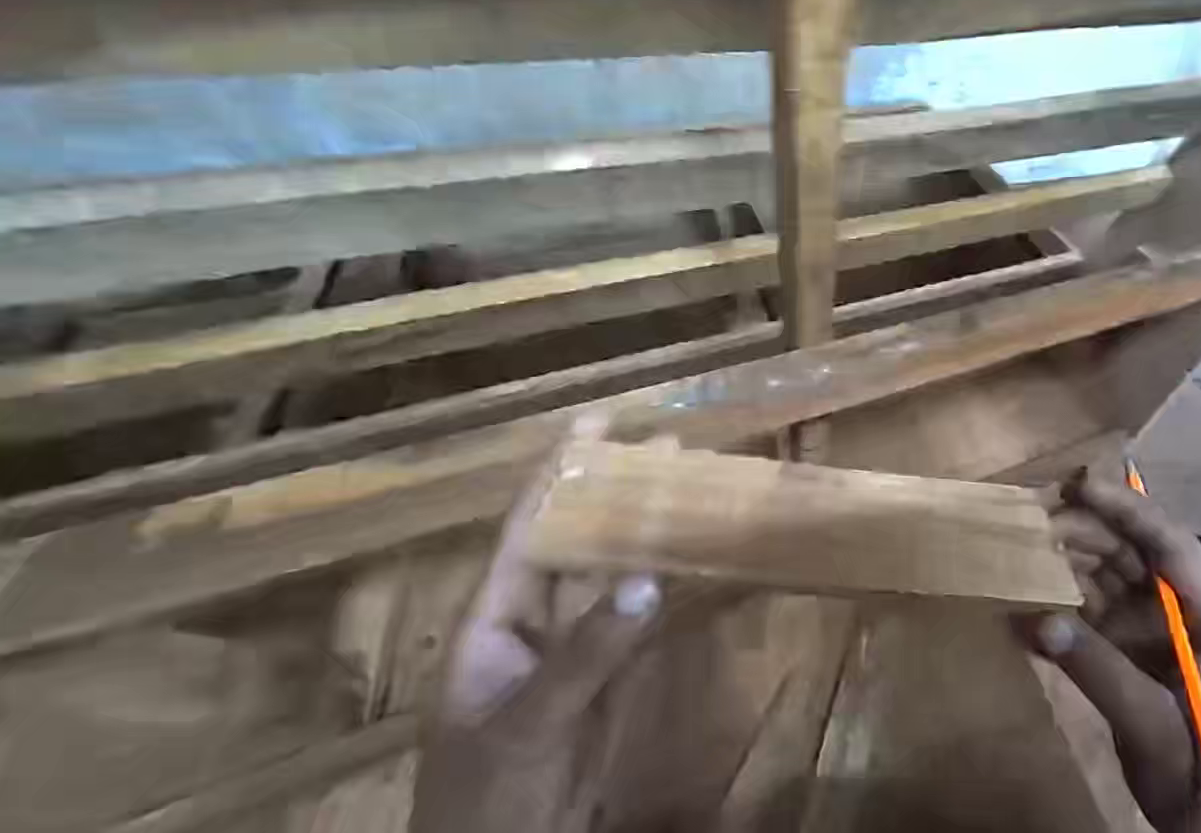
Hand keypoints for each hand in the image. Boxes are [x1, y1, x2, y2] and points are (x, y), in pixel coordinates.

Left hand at [410, 423, 666, 832]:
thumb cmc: (488, 800)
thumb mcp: (529, 724)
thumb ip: (587, 653)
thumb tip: (648, 581)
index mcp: (494, 620)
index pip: (526, 530)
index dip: (556, 474)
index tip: (592, 422)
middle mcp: (535, 620)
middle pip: (580, 540)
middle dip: (616, 491)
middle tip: (665, 445)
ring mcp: (576, 645)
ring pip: (615, 572)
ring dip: (648, 530)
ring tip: (686, 483)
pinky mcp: (612, 671)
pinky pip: (642, 614)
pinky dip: (668, 582)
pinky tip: (696, 553)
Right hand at [1029, 475, 1200, 832]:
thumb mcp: (1158, 729)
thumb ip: (1100, 672)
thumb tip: (1034, 619)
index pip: (1173, 545)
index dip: (1128, 509)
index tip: (1080, 485)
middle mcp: (1193, 613)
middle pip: (1139, 555)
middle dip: (1090, 534)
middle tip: (1037, 524)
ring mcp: (1166, 633)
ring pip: (1117, 579)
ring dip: (1076, 563)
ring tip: (1031, 553)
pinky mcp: (1141, 654)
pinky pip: (1102, 613)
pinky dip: (1071, 602)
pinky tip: (1038, 597)